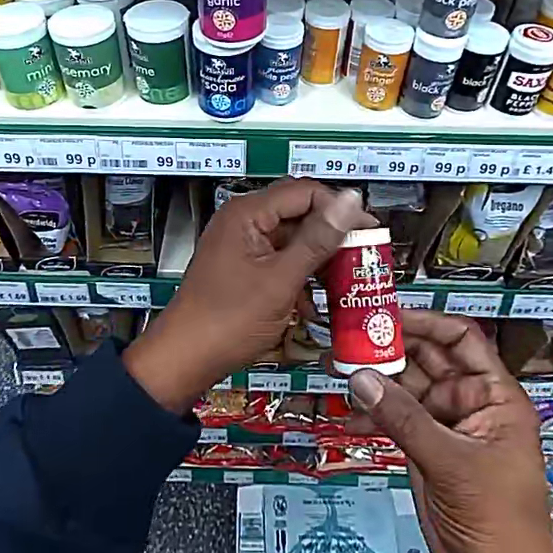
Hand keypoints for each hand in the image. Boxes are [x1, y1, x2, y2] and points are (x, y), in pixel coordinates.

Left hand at [123, 178, 371, 411]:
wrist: (183, 361)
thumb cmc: (229, 320)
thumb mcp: (282, 279)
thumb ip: (318, 238)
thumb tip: (352, 199)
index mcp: (248, 213)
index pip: (305, 192)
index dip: (339, 209)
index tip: (368, 232)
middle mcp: (243, 220)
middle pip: (299, 212)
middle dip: (330, 235)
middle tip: (361, 256)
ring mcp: (241, 243)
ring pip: (292, 238)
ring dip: (317, 258)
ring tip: (343, 282)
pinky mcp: (242, 265)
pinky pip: (279, 258)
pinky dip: (299, 275)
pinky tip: (312, 303)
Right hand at [345, 310, 552, 552]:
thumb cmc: (502, 524)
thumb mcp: (453, 464)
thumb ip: (405, 419)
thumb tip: (363, 378)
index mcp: (494, 395)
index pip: (461, 339)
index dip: (426, 322)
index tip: (388, 315)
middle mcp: (469, 403)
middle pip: (427, 360)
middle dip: (391, 349)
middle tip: (351, 339)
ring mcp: (445, 426)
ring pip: (406, 390)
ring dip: (376, 381)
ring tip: (339, 370)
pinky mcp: (425, 450)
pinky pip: (395, 420)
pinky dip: (372, 415)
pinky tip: (349, 414)